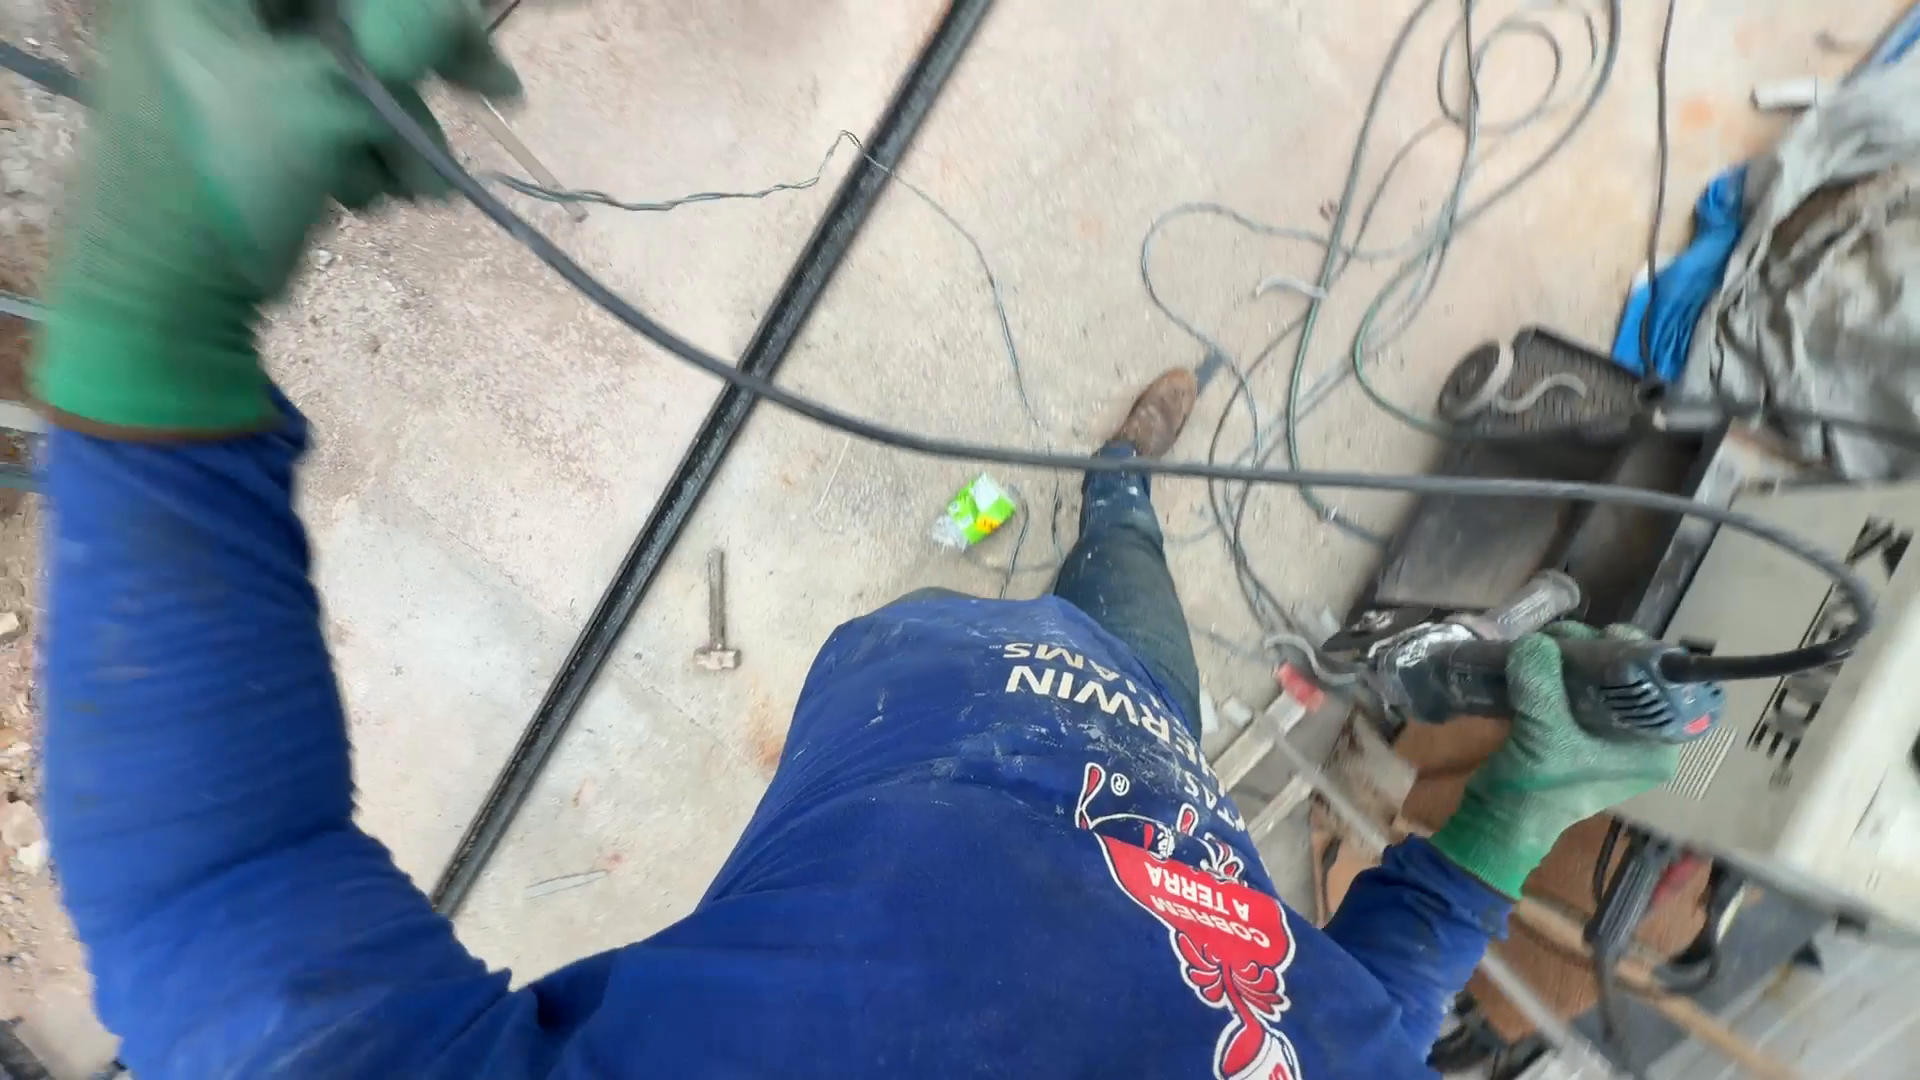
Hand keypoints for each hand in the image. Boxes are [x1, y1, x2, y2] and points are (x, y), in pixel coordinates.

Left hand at [36, 0, 519, 433]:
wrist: (174, 280)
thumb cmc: (228, 181)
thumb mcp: (321, 102)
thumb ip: (394, 46)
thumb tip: (461, 12)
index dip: (420, 12)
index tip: (484, 65)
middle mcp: (226, 11)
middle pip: (358, 18)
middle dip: (423, 74)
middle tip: (499, 97)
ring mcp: (246, 64)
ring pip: (366, 75)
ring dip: (407, 135)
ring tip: (415, 193)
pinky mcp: (268, 115)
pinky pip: (348, 115)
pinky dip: (378, 155)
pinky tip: (368, 194)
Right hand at [1428, 624, 1683, 898]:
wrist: (1500, 819)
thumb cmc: (1537, 789)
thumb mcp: (1543, 736)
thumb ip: (1540, 687)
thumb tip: (1534, 641)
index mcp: (1651, 748)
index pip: (1665, 691)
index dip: (1642, 657)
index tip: (1609, 635)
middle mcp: (1633, 740)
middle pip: (1628, 682)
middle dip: (1598, 653)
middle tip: (1565, 636)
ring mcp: (1597, 737)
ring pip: (1595, 684)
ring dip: (1570, 660)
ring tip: (1542, 644)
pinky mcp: (1565, 733)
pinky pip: (1567, 693)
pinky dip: (1551, 673)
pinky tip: (1531, 660)